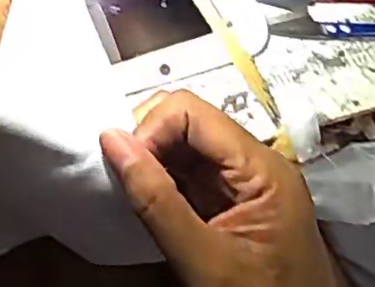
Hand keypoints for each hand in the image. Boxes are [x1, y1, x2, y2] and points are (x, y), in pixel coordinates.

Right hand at [100, 91, 347, 286]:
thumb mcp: (206, 264)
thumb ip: (157, 201)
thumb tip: (111, 138)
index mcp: (263, 167)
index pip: (191, 111)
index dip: (152, 128)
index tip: (126, 165)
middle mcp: (257, 161)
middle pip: (188, 118)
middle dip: (150, 139)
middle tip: (127, 177)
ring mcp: (247, 180)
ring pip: (185, 140)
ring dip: (154, 157)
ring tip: (135, 189)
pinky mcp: (235, 200)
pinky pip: (191, 168)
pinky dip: (165, 176)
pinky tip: (151, 198)